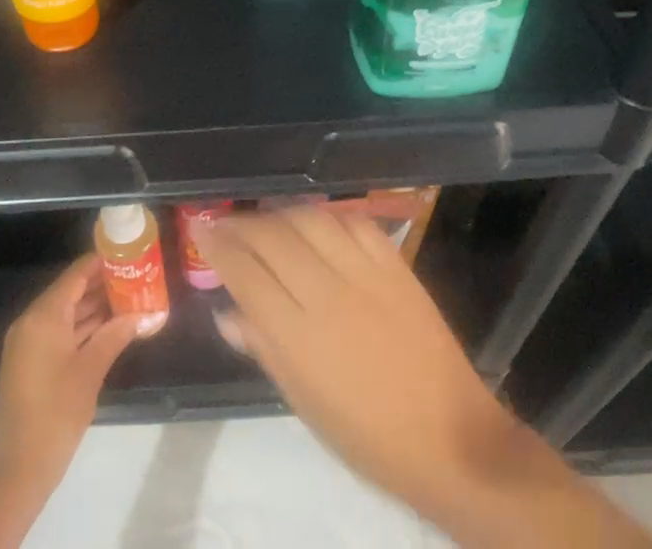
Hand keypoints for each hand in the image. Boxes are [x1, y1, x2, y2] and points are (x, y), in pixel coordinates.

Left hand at [0, 254, 139, 486]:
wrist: (21, 463)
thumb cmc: (57, 412)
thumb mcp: (91, 370)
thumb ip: (116, 335)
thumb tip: (145, 313)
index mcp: (43, 317)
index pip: (75, 276)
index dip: (101, 263)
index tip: (130, 254)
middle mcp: (32, 322)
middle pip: (70, 292)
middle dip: (103, 285)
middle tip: (139, 278)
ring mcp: (29, 343)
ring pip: (67, 313)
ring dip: (96, 307)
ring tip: (133, 298)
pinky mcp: (32, 361)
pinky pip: (60, 332)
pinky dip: (84, 328)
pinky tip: (112, 327)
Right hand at [197, 207, 651, 548]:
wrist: (450, 439)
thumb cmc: (366, 436)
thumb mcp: (303, 402)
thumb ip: (264, 348)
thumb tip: (227, 312)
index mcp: (298, 336)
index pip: (245, 274)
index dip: (218, 246)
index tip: (200, 230)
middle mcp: (328, 295)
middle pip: (273, 239)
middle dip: (241, 224)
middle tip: (223, 221)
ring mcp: (367, 277)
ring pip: (312, 221)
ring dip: (281, 214)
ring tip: (264, 218)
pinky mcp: (399, 269)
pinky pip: (357, 225)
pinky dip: (330, 217)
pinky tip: (317, 221)